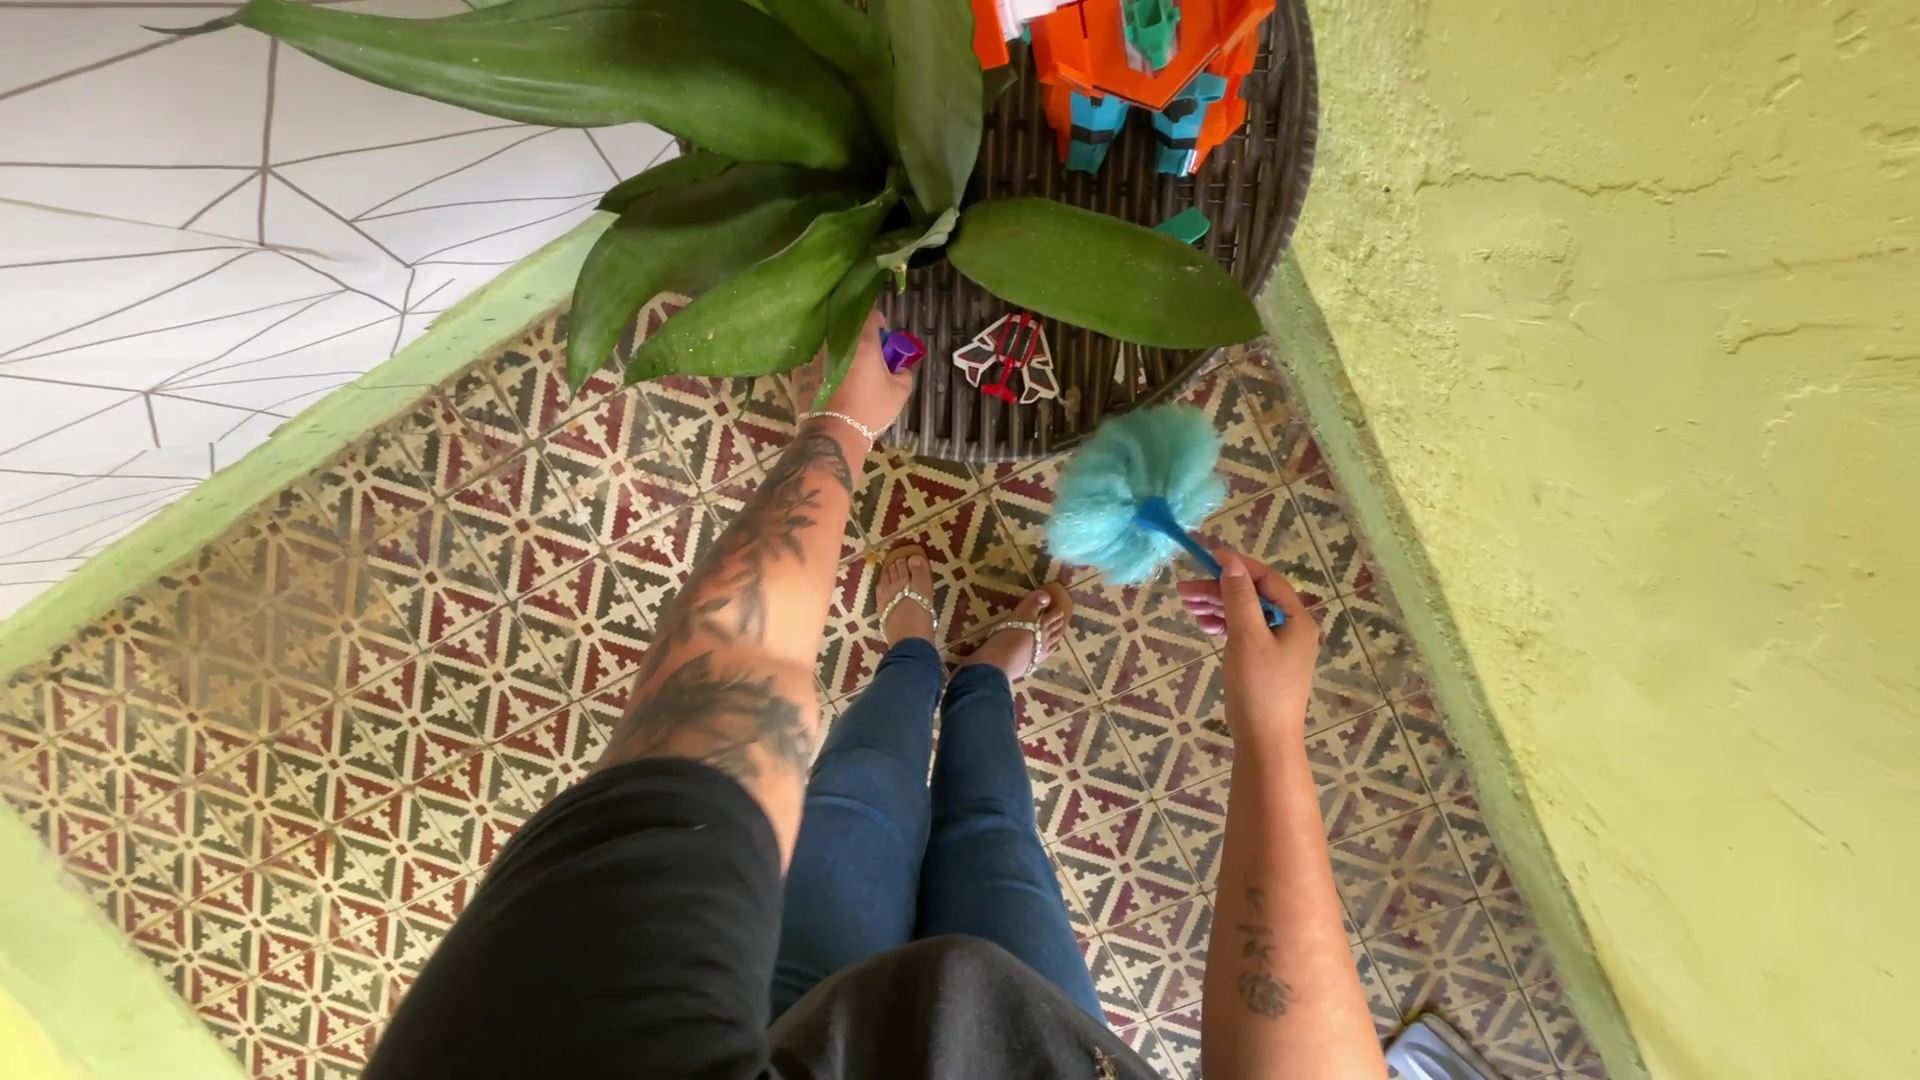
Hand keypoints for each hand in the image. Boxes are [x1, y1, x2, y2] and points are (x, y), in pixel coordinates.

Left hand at [819, 308, 914, 433]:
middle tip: (871, 356)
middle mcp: (838, 343)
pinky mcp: (805, 369)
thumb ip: (905, 374)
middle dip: (863, 339)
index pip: (871, 316)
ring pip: (834, 344)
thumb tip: (901, 368)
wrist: (836, 432)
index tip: (884, 335)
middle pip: (851, 330)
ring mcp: (819, 355)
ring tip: (852, 370)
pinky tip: (835, 381)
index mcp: (863, 343)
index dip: (880, 322)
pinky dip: (828, 365)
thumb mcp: (900, 393)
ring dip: (845, 352)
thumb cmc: (870, 410)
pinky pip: (819, 359)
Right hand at [1176, 544, 1318, 737]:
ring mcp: (1278, 646)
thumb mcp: (1246, 636)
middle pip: (1253, 596)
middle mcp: (1291, 629)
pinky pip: (1243, 632)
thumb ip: (1239, 596)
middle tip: (1184, 589)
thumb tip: (1231, 562)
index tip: (1207, 558)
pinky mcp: (1264, 662)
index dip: (1237, 565)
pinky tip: (1203, 625)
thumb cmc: (1258, 687)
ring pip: (1245, 614)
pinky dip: (1222, 625)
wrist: (1265, 741)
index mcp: (1296, 619)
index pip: (1266, 580)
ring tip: (1188, 606)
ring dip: (1217, 606)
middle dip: (1219, 589)